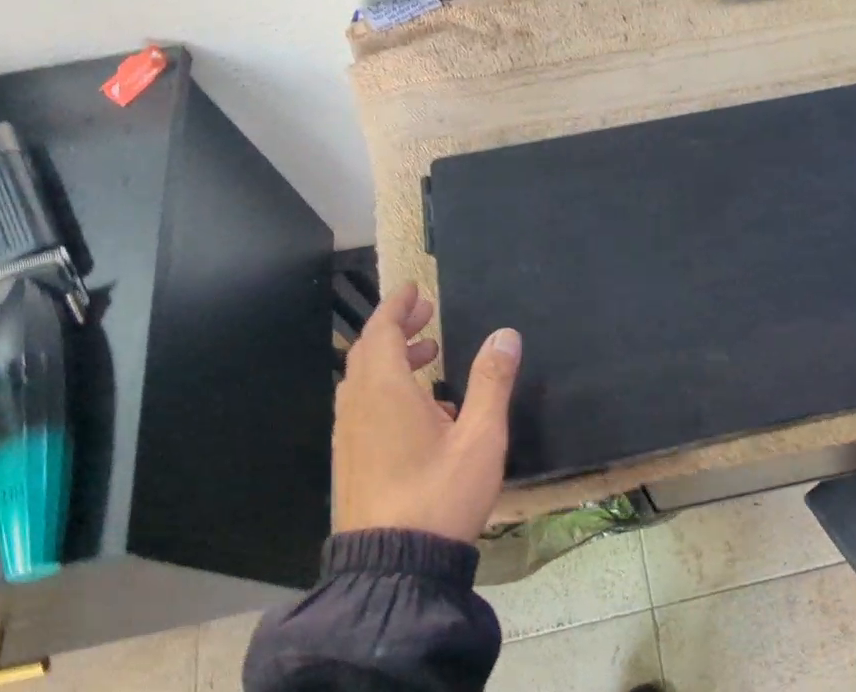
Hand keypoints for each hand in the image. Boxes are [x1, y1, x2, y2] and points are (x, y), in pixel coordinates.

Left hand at [332, 282, 520, 541]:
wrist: (392, 567)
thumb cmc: (440, 494)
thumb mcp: (480, 436)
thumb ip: (491, 381)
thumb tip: (505, 334)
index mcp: (385, 391)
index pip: (383, 332)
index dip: (397, 307)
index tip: (414, 289)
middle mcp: (359, 407)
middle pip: (369, 352)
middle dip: (398, 329)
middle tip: (428, 317)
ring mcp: (350, 437)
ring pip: (364, 381)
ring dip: (393, 361)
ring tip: (432, 359)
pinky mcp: (351, 462)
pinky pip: (364, 408)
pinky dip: (387, 391)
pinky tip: (423, 413)